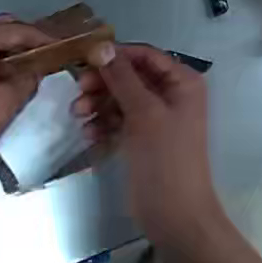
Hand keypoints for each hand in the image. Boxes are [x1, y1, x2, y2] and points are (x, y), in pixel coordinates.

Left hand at [0, 16, 52, 195]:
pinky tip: (1, 81)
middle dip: (24, 41)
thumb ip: (27, 79)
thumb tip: (36, 69)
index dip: (43, 38)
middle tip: (47, 58)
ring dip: (6, 53)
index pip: (17, 29)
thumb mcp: (5, 103)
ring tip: (28, 71)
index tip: (63, 47)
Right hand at [73, 43, 221, 244]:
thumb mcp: (144, 113)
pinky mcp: (143, 139)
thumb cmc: (165, 159)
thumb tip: (101, 45)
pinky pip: (119, 120)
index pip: (144, 55)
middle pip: (130, 76)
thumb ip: (122, 77)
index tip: (84, 59)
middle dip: (103, 83)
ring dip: (98, 104)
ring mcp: (157, 118)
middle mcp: (171, 94)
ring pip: (121, 98)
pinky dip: (103, 124)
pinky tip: (90, 135)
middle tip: (78, 91)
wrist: (175, 217)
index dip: (115, 55)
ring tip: (78, 116)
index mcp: (182, 82)